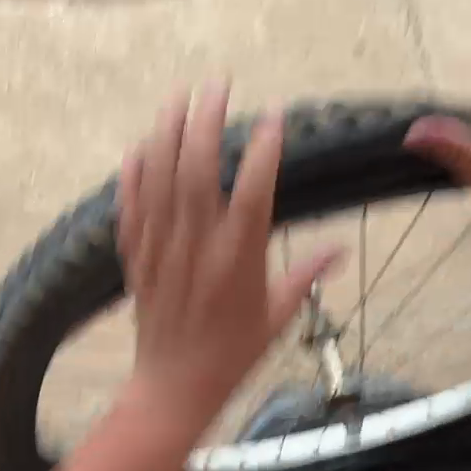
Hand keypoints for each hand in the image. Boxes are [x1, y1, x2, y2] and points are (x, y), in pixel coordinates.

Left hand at [118, 82, 338, 429]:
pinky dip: (132, 176)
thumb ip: (307, 276)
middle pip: (198, 172)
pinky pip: (130, 210)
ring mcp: (162, 250)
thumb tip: (341, 249)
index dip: (263, 151)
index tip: (273, 116)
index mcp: (239, 260)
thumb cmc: (234, 353)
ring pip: (159, 181)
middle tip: (216, 84)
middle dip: (206, 121)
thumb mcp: (279, 317)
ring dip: (166, 134)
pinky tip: (138, 146)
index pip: (253, 192)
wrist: (175, 387)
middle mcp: (198, 247)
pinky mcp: (137, 258)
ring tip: (177, 97)